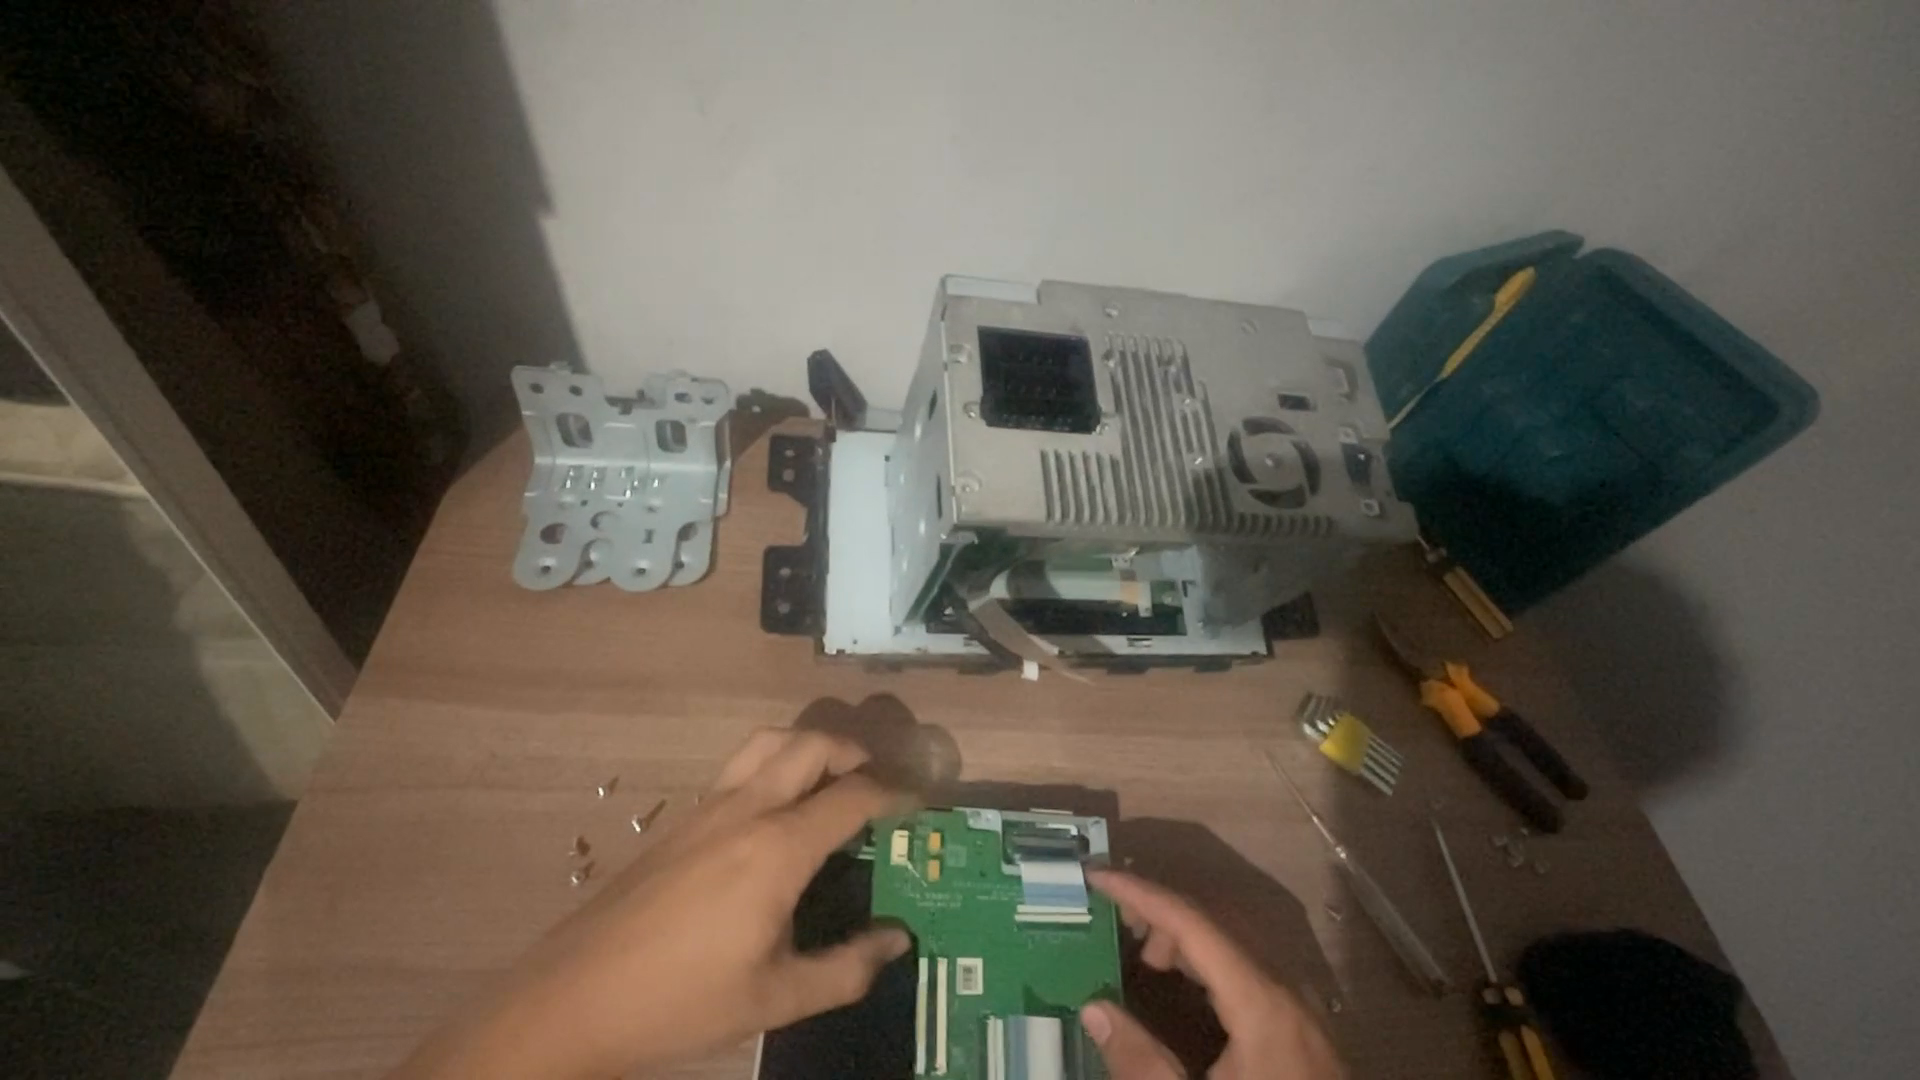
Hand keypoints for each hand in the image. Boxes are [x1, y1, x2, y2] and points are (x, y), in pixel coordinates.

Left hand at [389, 729, 911, 1079]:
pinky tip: (774, 811)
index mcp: (776, 850)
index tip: (920, 800)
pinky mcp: (679, 820)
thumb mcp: (774, 1000)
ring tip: (828, 777)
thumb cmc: (678, 1003)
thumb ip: (846, 969)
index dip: (893, 794)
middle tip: (876, 780)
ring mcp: (706, 809)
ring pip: (767, 741)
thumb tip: (899, 939)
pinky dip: (772, 763)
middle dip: (852, 750)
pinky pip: (738, 766)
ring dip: (807, 745)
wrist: (568, 1002)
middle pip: (809, 745)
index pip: (851, 798)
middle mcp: (745, 810)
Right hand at [1080, 870, 1344, 1079]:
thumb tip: (1093, 1008)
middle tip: (1113, 918)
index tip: (1097, 876)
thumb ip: (1142, 1063)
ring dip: (1186, 932)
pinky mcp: (1305, 1024)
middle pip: (1216, 919)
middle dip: (1160, 909)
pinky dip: (1210, 954)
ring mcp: (1301, 1004)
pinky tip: (1188, 979)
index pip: (1191, 921)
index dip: (1140, 892)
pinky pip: (1251, 962)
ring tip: (1146, 954)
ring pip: (1236, 937)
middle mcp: (1287, 987)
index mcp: (1261, 1002)